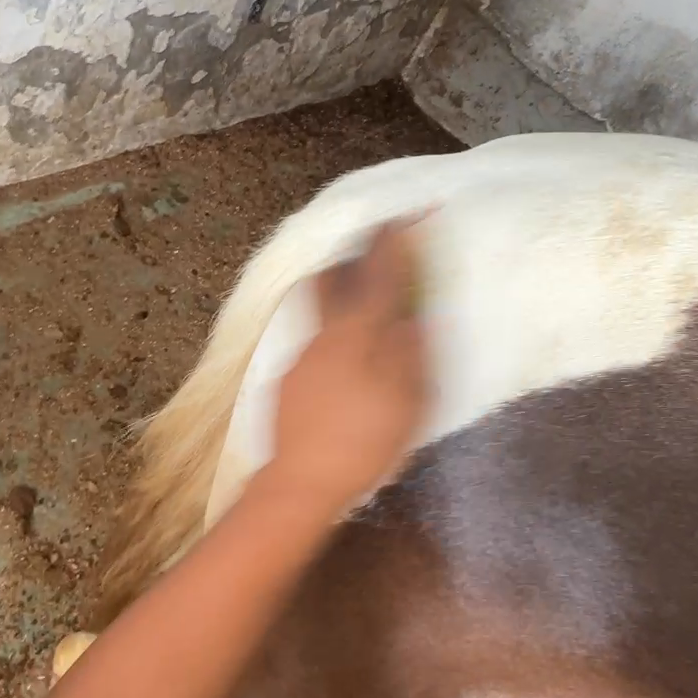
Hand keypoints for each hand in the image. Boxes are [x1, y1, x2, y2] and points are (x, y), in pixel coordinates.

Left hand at [266, 219, 430, 514]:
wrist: (300, 484)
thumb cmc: (364, 444)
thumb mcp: (407, 399)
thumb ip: (411, 347)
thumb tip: (414, 308)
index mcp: (355, 333)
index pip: (377, 270)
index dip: (394, 238)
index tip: (410, 214)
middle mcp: (320, 334)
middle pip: (330, 276)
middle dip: (355, 256)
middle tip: (378, 256)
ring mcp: (296, 356)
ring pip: (317, 307)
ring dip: (340, 294)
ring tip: (364, 307)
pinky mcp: (283, 379)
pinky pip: (309, 339)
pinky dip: (330, 333)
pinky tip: (342, 361)